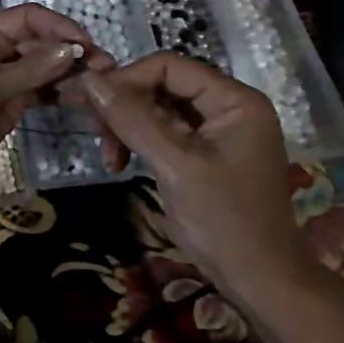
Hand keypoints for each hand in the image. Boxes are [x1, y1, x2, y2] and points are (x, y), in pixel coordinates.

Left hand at [0, 4, 98, 174]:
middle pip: (42, 40)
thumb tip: (75, 49)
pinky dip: (63, 90)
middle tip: (104, 68)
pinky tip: (84, 98)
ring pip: (47, 64)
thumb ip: (32, 69)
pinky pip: (45, 86)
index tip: (87, 45)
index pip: (28, 17)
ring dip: (72, 72)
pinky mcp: (14, 97)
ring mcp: (7, 73)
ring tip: (100, 84)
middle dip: (71, 52)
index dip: (59, 27)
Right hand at [76, 53, 300, 289]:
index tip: (92, 105)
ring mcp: (211, 131)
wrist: (255, 275)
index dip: (127, 79)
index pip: (170, 66)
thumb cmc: (224, 218)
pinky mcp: (197, 153)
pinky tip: (119, 163)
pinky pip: (157, 132)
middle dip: (123, 107)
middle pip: (159, 86)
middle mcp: (225, 107)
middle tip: (95, 134)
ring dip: (123, 127)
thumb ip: (133, 119)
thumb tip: (89, 79)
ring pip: (153, 109)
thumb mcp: (175, 164)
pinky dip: (133, 143)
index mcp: (234, 100)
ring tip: (109, 157)